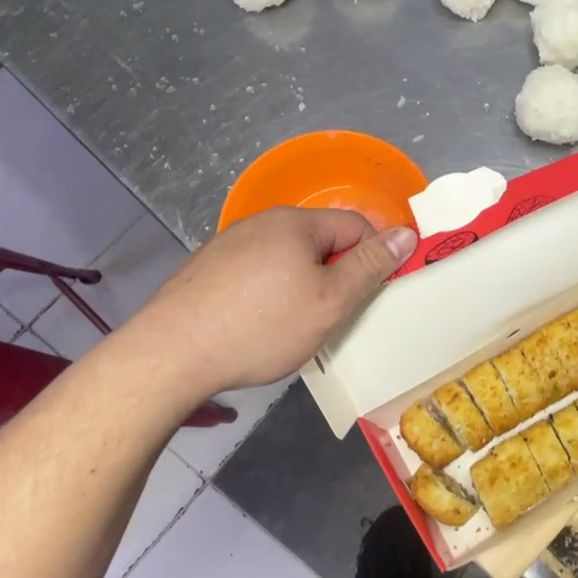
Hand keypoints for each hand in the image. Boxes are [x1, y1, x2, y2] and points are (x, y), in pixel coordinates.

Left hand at [117, 207, 415, 399]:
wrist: (170, 355)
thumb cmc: (262, 326)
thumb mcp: (330, 301)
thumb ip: (370, 265)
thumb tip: (407, 233)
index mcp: (295, 222)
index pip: (356, 226)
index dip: (372, 259)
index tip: (367, 297)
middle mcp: (260, 223)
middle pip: (320, 241)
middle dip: (333, 276)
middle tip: (330, 318)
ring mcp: (227, 245)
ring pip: (286, 260)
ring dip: (300, 287)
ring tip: (290, 328)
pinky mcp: (205, 270)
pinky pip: (254, 274)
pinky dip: (266, 296)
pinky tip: (254, 328)